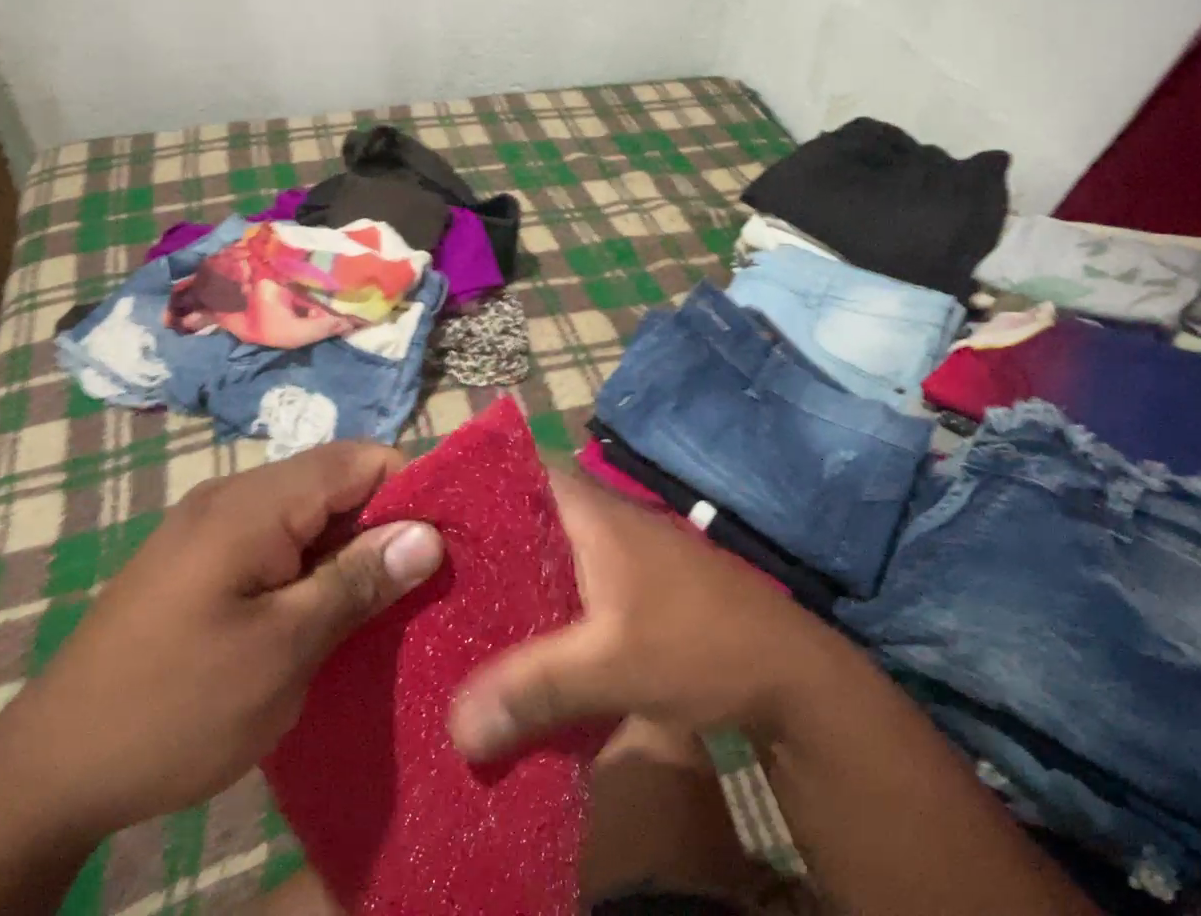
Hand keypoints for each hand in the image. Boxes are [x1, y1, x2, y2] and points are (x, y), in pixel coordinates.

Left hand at [0, 442, 443, 837]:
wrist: (54, 769)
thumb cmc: (178, 705)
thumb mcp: (284, 648)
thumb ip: (357, 581)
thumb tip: (428, 533)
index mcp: (250, 505)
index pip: (357, 458)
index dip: (411, 490)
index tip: (449, 544)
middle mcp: (229, 500)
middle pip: (333, 484)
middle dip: (386, 525)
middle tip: (428, 585)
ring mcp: (208, 533)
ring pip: (308, 519)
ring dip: (352, 554)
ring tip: (391, 606)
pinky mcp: (199, 568)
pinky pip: (276, 547)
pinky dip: (315, 572)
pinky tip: (333, 618)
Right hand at [449, 469, 839, 758]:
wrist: (791, 677)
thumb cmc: (704, 646)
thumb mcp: (614, 667)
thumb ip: (534, 690)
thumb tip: (453, 728)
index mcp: (590, 513)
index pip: (512, 471)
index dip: (462, 485)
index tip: (409, 515)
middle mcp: (599, 522)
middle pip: (517, 519)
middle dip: (470, 548)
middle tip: (413, 578)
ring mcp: (616, 557)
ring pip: (540, 558)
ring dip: (502, 584)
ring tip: (444, 615)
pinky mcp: (627, 593)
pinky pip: (562, 591)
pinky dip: (533, 612)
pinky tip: (505, 647)